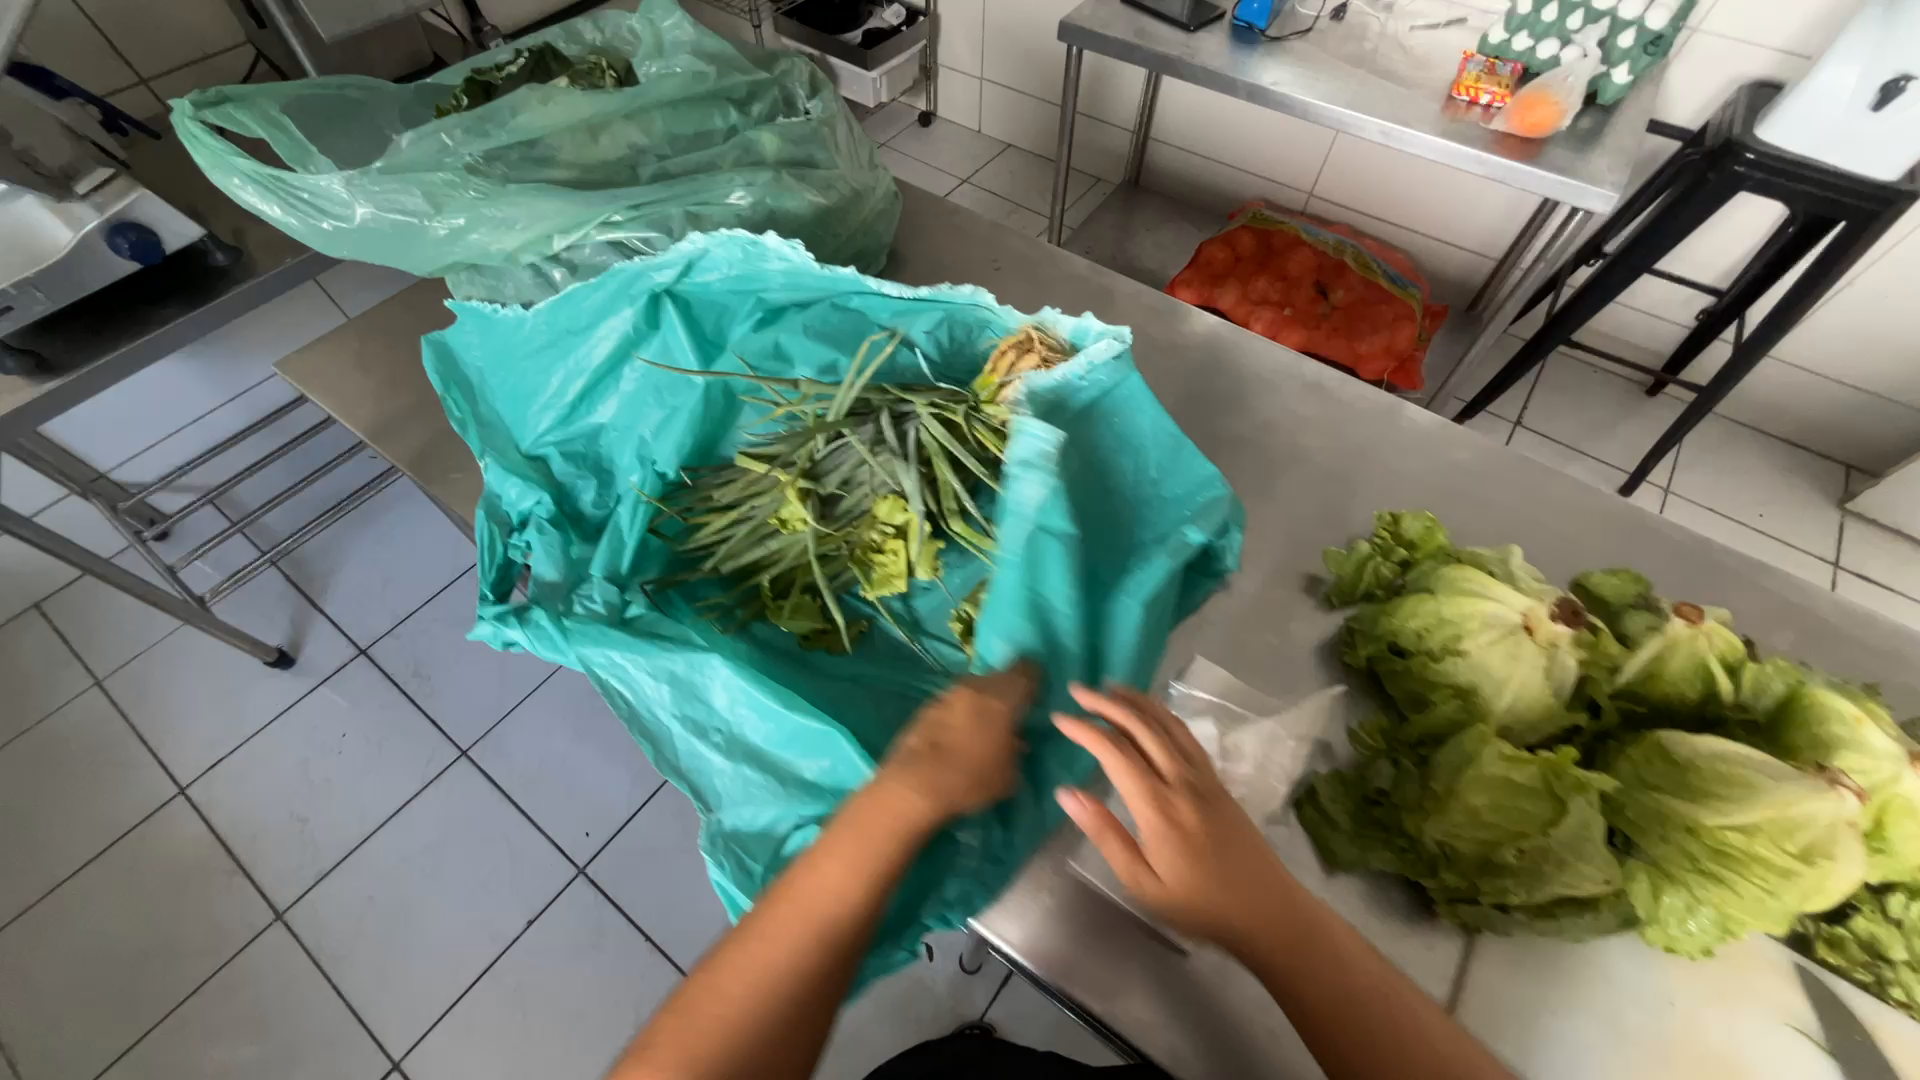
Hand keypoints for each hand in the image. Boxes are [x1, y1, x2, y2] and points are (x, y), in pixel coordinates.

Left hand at [874, 660, 1038, 829]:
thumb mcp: (1008, 775)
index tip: (1036, 694)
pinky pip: (953, 703)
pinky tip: (959, 736)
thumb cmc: (971, 779)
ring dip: (982, 703)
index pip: (1026, 670)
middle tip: (1011, 715)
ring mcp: (948, 694)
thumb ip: (1016, 752)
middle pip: (999, 678)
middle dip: (1007, 692)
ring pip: (974, 690)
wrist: (914, 784)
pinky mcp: (926, 706)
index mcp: (1002, 697)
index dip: (1034, 678)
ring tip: (984, 729)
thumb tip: (1015, 741)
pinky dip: (961, 713)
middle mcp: (976, 686)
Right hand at [1053, 684, 1296, 954]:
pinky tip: (1150, 712)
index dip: (1084, 729)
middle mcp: (1181, 780)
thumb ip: (1105, 833)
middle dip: (1105, 703)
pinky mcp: (1217, 779)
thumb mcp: (1142, 883)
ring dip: (1135, 701)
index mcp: (1158, 806)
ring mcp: (1204, 776)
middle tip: (1077, 690)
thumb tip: (1067, 793)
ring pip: (1166, 723)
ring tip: (1109, 688)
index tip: (1059, 718)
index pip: (1114, 752)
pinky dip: (1162, 714)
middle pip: (1140, 726)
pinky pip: (1186, 734)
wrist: (1267, 911)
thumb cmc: (1198, 905)